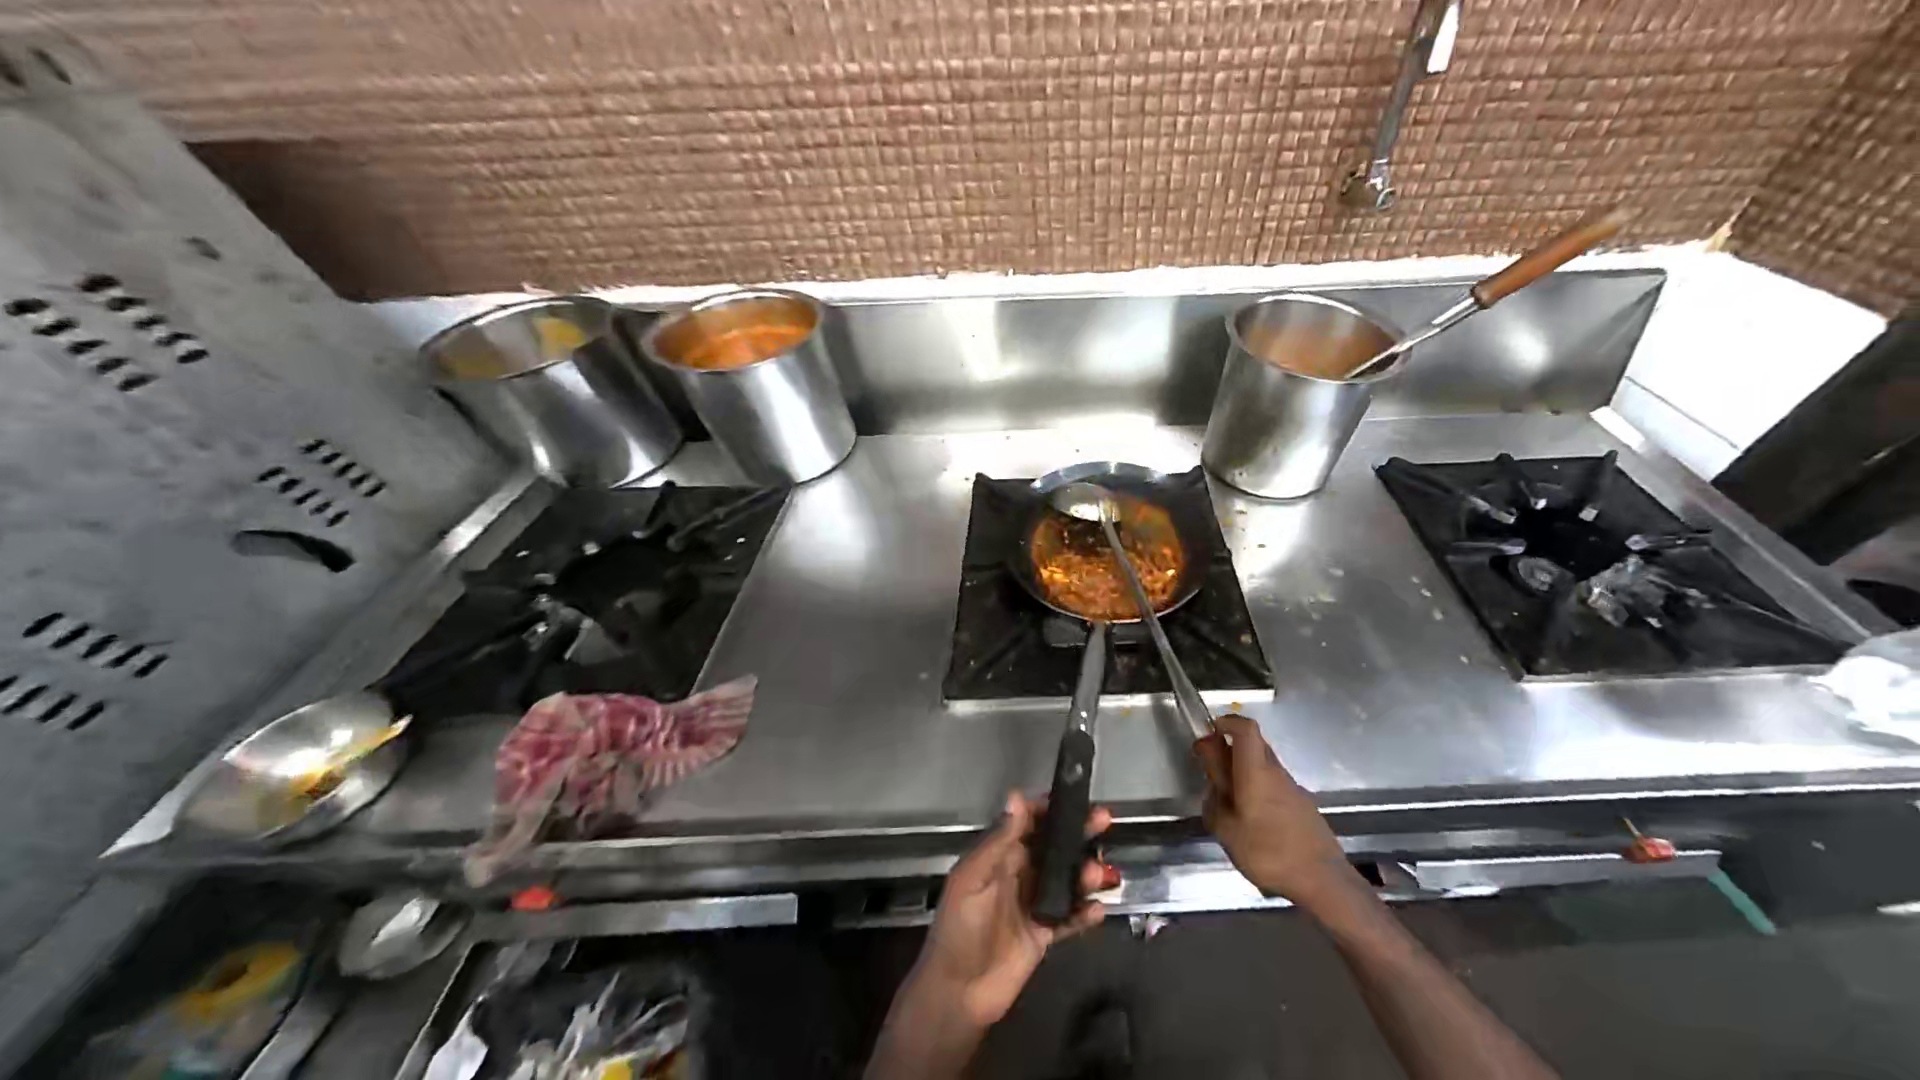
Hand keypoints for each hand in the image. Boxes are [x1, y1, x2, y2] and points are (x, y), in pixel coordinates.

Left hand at [913, 791, 1113, 1029]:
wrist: (958, 993)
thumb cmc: (959, 929)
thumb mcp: (973, 879)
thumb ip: (998, 841)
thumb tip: (1017, 797)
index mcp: (997, 857)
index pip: (1026, 824)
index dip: (1048, 810)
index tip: (1073, 799)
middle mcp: (1018, 875)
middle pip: (1052, 848)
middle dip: (1077, 833)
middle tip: (1103, 820)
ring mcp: (1033, 904)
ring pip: (1066, 880)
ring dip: (1085, 873)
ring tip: (1099, 873)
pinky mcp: (1044, 935)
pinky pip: (1070, 918)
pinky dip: (1085, 913)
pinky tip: (1098, 909)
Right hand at [1193, 714, 1352, 907]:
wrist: (1324, 881)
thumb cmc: (1268, 852)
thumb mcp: (1226, 828)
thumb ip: (1214, 799)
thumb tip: (1212, 782)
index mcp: (1255, 771)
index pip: (1245, 728)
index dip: (1227, 723)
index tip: (1210, 733)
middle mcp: (1276, 772)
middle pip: (1253, 745)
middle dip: (1229, 750)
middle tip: (1212, 774)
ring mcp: (1293, 789)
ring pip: (1263, 767)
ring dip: (1242, 774)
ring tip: (1229, 807)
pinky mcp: (1302, 806)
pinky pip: (1273, 786)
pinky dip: (1257, 792)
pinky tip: (1252, 823)